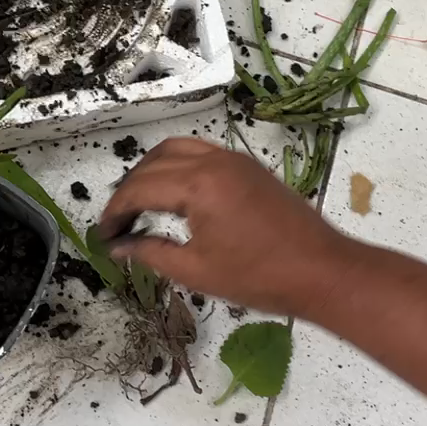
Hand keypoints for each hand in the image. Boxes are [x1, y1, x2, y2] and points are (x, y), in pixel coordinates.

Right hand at [98, 138, 361, 319]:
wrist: (323, 271)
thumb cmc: (259, 277)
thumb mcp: (196, 271)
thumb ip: (151, 253)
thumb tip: (119, 248)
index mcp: (198, 184)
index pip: (140, 189)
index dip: (115, 211)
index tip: (103, 235)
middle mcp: (213, 161)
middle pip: (153, 163)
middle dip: (128, 190)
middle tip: (117, 222)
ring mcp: (233, 159)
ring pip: (176, 149)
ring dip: (151, 171)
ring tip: (139, 203)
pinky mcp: (248, 167)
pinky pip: (200, 152)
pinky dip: (176, 165)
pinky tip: (174, 193)